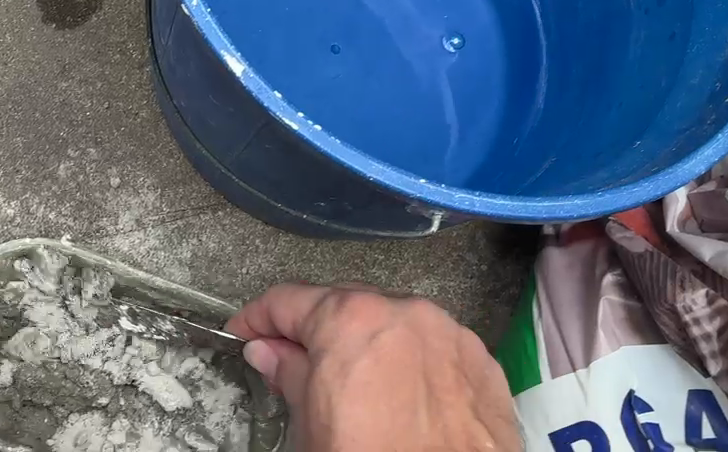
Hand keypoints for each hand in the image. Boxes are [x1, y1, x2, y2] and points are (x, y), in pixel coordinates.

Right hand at [225, 284, 520, 451]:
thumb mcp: (313, 428)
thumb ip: (289, 376)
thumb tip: (267, 352)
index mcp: (349, 317)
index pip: (288, 300)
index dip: (259, 319)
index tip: (245, 334)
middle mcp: (401, 309)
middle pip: (342, 306)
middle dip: (316, 332)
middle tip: (293, 365)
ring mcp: (447, 332)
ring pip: (391, 323)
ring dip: (367, 344)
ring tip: (356, 386)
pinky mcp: (482, 361)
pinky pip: (432, 347)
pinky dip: (412, 362)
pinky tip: (404, 397)